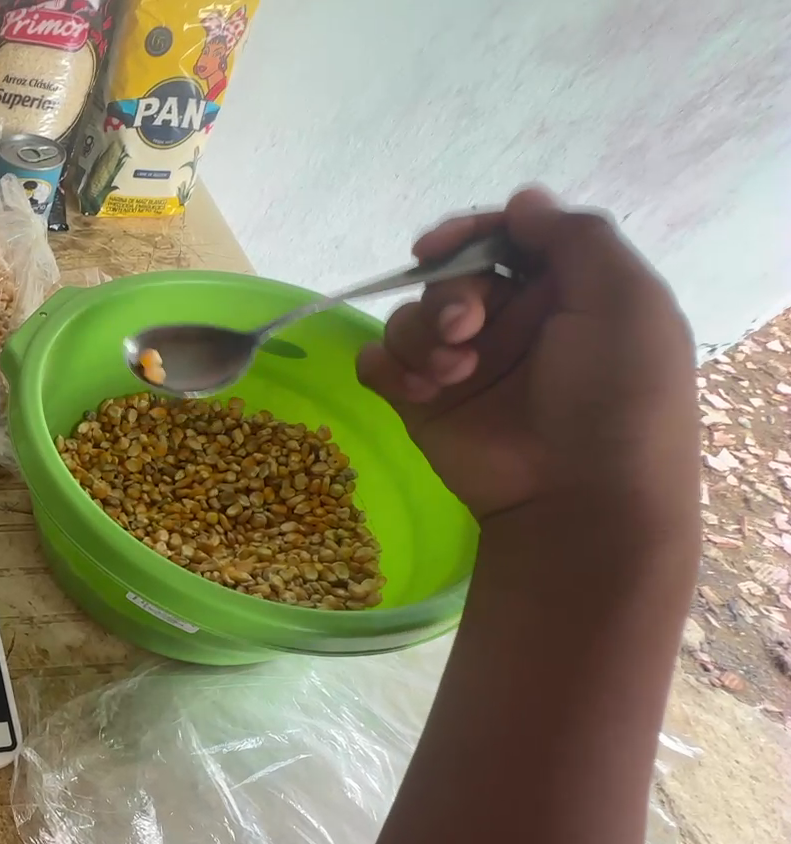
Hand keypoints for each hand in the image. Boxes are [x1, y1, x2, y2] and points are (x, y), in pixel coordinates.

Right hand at [357, 189, 697, 538]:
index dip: (463, 235)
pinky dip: (384, 369)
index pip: (499, 241)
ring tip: (449, 376)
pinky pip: (375, 364)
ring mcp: (455, 362)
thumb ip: (573, 238)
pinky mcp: (415, 400)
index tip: (432, 248)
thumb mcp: (623, 298)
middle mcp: (503, 321)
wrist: (573, 488)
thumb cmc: (613, 390)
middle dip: (446, 301)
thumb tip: (521, 199)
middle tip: (464, 333)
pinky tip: (414, 391)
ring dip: (417, 341)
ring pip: (404, 321)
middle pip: (445, 282)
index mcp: (559, 290)